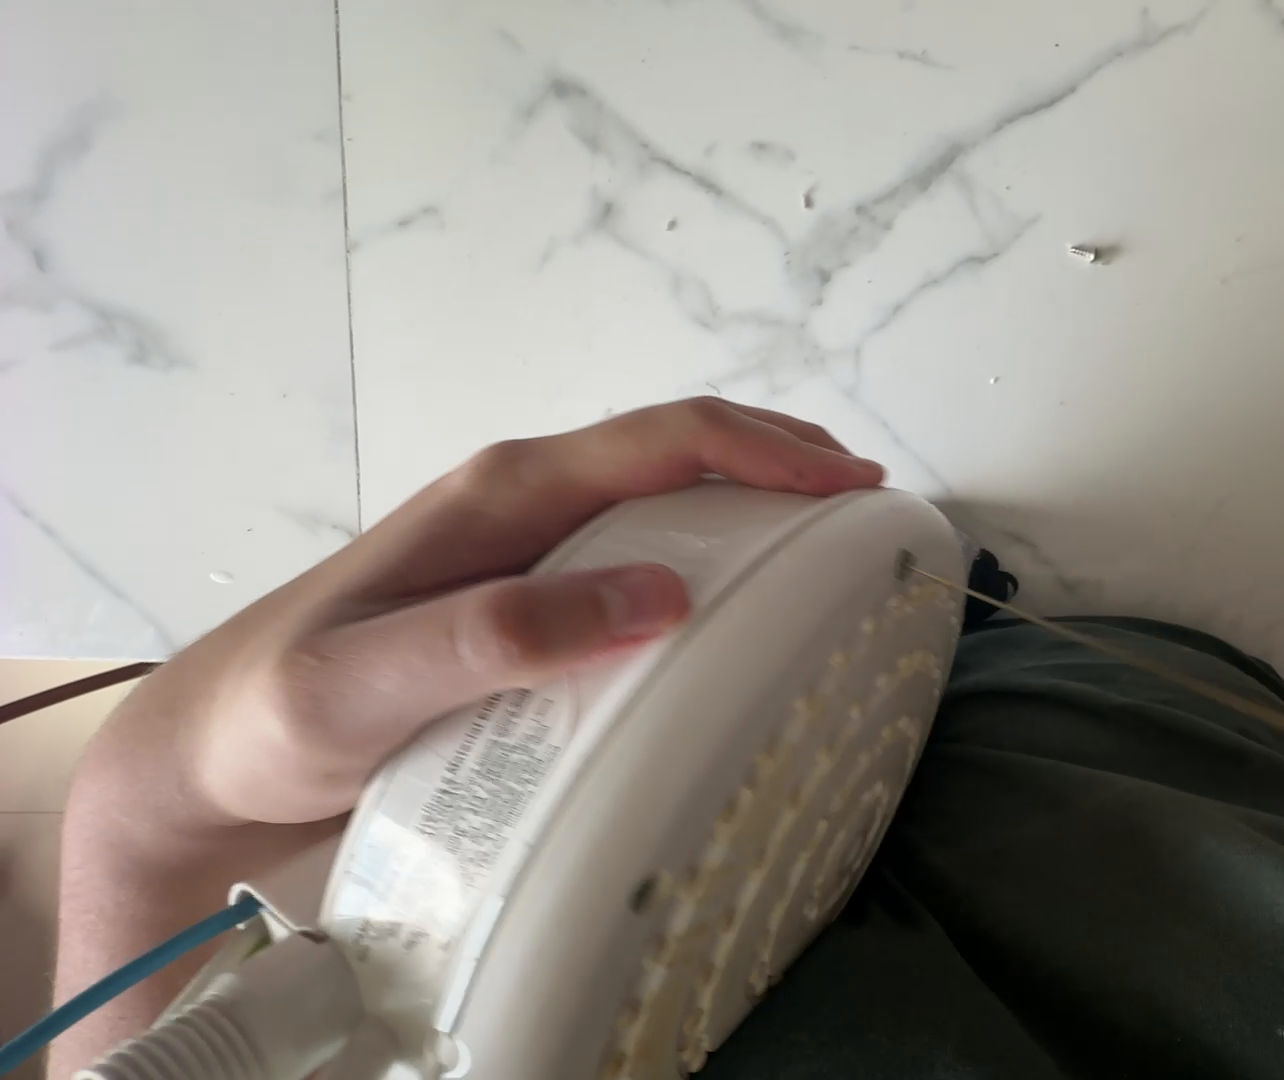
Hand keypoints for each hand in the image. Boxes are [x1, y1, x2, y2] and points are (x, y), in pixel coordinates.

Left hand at [55, 398, 882, 1072]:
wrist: (214, 749)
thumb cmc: (280, 715)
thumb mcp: (368, 684)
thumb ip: (499, 634)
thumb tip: (662, 596)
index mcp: (513, 490)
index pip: (669, 439)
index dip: (769, 451)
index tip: (850, 486)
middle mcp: (540, 492)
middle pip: (688, 440)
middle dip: (786, 453)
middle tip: (862, 497)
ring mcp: (547, 531)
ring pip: (681, 479)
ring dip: (764, 485)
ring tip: (828, 523)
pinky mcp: (552, 575)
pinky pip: (662, 531)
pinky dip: (727, 533)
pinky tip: (750, 574)